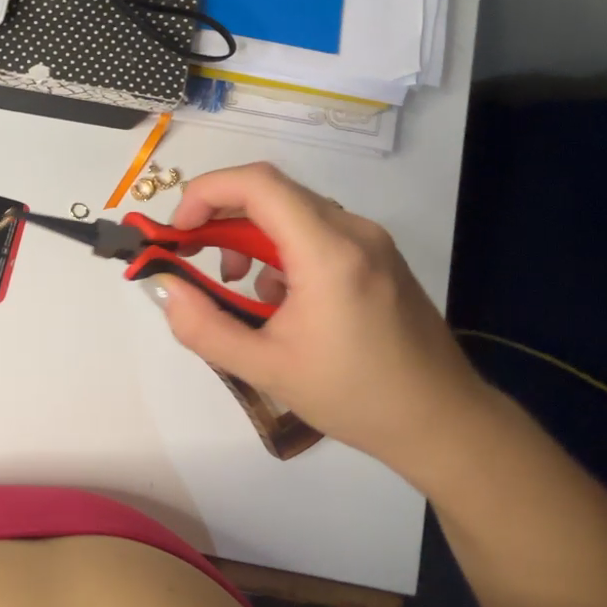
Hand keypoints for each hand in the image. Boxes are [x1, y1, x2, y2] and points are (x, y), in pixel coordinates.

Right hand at [147, 163, 490, 461]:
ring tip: (235, 287)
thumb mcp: (264, 368)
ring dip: (248, 238)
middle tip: (193, 262)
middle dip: (219, 220)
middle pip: (271, 194)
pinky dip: (277, 251)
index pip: (258, 184)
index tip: (177, 233)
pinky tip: (276, 300)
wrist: (442, 421)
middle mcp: (353, 232)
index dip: (205, 194)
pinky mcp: (377, 257)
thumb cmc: (353, 396)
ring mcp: (370, 242)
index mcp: (328, 254)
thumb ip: (203, 326)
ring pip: (290, 212)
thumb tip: (164, 287)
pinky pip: (313, 232)